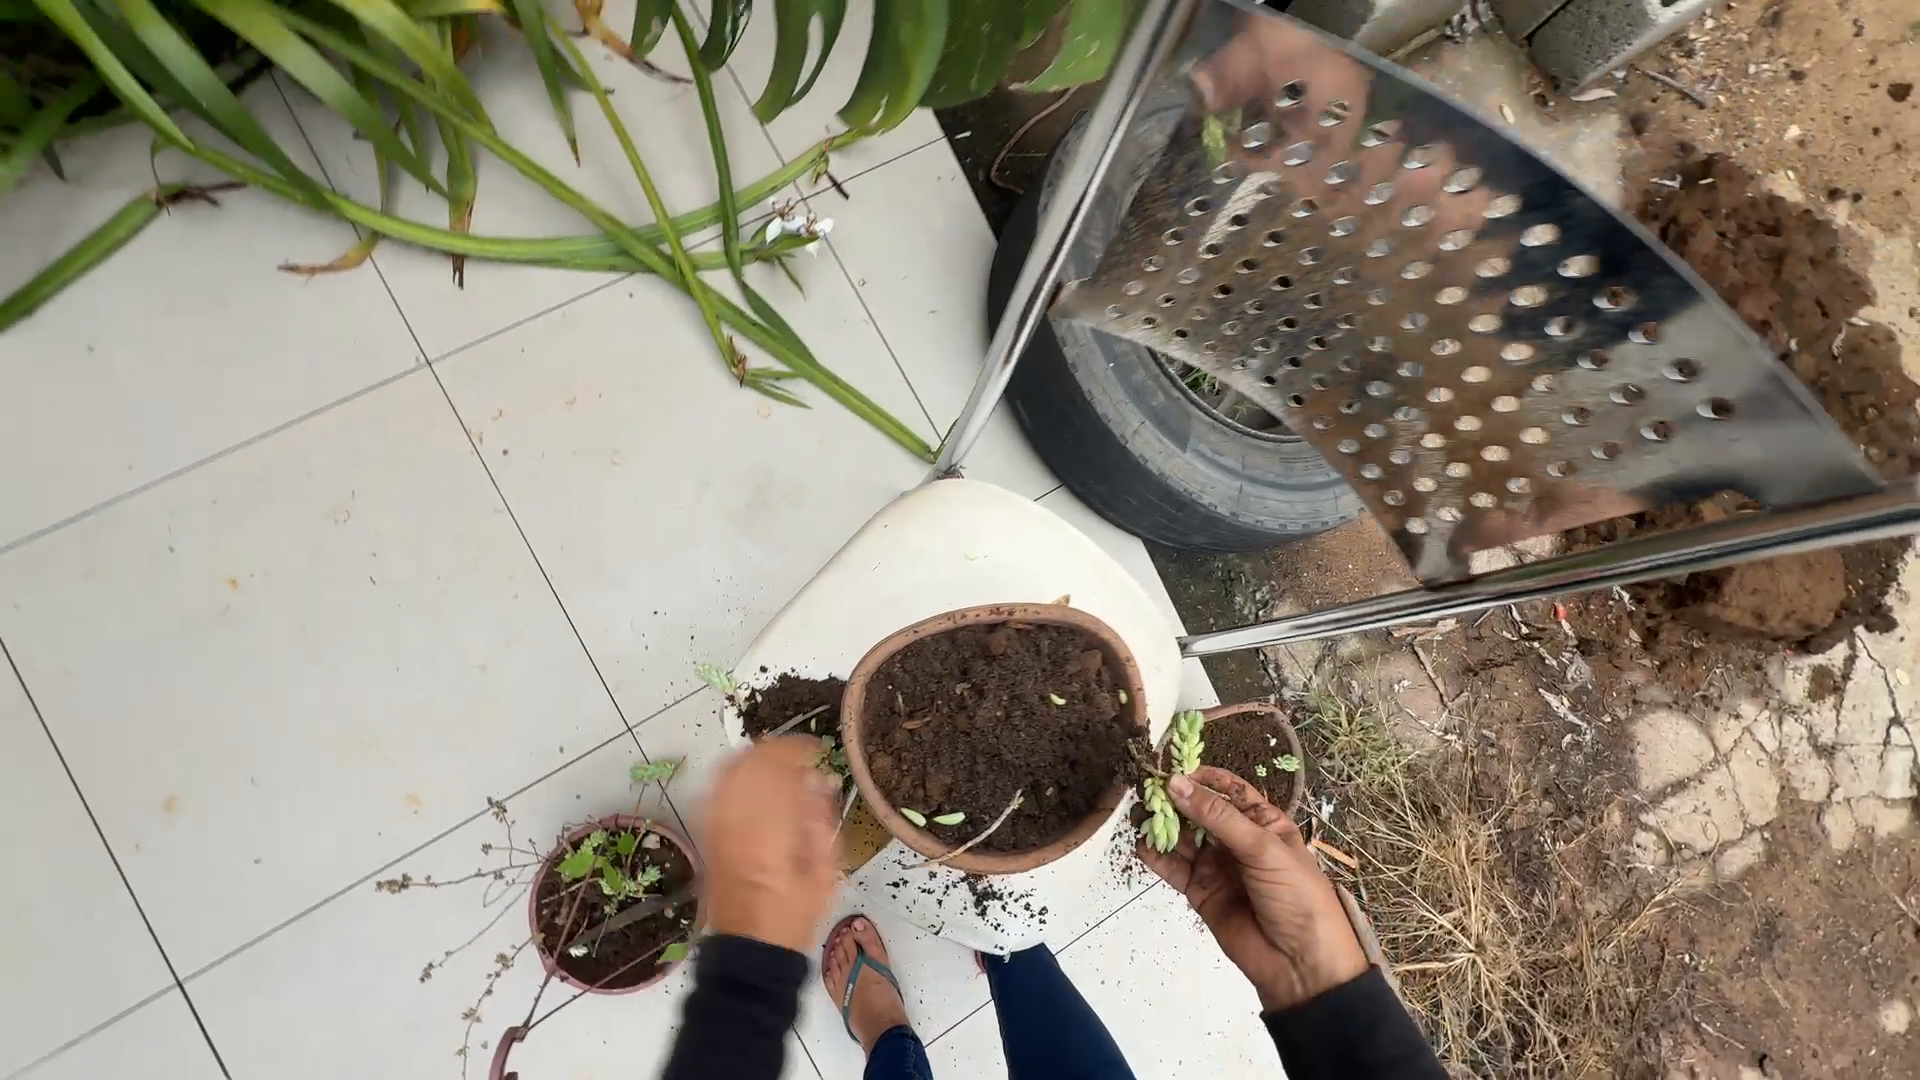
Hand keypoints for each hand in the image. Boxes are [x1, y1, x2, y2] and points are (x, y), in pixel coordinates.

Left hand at [699, 736, 840, 952]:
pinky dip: (730, 776)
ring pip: (729, 773)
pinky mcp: (708, 839)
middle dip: (776, 749)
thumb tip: (819, 783)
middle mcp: (742, 825)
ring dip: (752, 758)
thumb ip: (822, 823)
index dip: (800, 751)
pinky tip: (745, 776)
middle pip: (752, 764)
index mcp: (776, 833)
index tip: (816, 752)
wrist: (749, 950)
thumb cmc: (794, 915)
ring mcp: (719, 830)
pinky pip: (714, 793)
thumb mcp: (826, 873)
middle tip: (797, 754)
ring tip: (774, 760)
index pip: (783, 771)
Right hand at [1138, 766, 1367, 1011]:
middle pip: (1198, 811)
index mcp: (1261, 822)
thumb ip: (1216, 816)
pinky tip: (1141, 844)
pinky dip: (1156, 855)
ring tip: (1137, 813)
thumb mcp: (1262, 848)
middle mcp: (1235, 839)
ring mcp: (1215, 865)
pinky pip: (1173, 867)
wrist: (1302, 967)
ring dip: (1161, 824)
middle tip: (1145, 788)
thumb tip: (1174, 783)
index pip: (1228, 790)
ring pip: (1182, 836)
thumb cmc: (1296, 896)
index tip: (1172, 766)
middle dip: (1174, 799)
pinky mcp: (1199, 890)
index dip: (1202, 777)